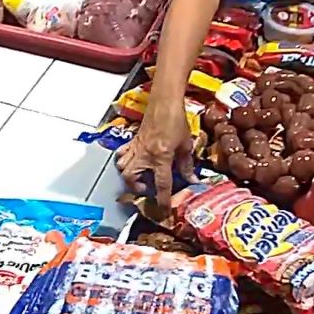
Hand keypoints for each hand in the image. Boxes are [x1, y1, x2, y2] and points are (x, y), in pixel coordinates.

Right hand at [114, 90, 194, 206]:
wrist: (165, 101)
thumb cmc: (177, 120)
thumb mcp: (186, 144)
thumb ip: (187, 164)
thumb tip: (192, 180)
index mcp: (160, 157)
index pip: (161, 185)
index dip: (162, 200)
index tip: (164, 212)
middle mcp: (144, 154)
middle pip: (131, 178)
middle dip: (137, 188)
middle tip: (148, 188)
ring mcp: (136, 147)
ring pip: (122, 167)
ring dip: (129, 176)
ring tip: (140, 176)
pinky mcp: (132, 141)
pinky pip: (121, 154)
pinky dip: (123, 160)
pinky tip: (133, 161)